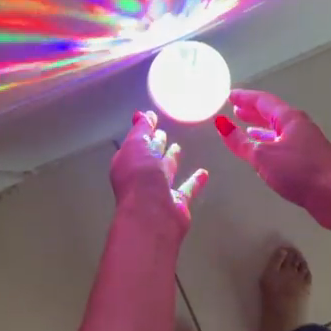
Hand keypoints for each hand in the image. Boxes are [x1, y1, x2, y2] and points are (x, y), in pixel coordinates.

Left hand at [111, 109, 207, 233]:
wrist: (152, 215)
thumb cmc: (140, 177)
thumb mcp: (136, 146)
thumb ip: (140, 130)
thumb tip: (142, 115)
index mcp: (127, 163)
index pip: (135, 144)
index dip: (143, 131)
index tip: (151, 117)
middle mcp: (140, 178)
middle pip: (149, 158)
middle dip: (155, 146)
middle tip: (163, 133)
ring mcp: (158, 192)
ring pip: (166, 172)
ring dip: (171, 160)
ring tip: (178, 147)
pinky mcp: (177, 204)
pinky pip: (186, 189)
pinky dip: (194, 182)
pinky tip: (203, 172)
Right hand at [214, 89, 330, 229]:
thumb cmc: (298, 171)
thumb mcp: (263, 156)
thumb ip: (241, 142)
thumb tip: (221, 124)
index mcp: (289, 118)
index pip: (263, 101)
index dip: (245, 98)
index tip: (229, 95)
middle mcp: (299, 126)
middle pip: (272, 114)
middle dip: (252, 112)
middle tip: (235, 109)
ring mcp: (306, 143)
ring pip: (279, 130)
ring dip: (261, 128)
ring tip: (245, 129)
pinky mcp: (309, 160)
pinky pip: (284, 144)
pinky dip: (270, 144)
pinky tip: (263, 153)